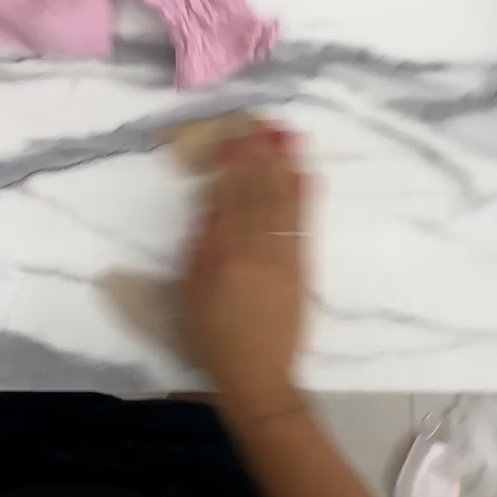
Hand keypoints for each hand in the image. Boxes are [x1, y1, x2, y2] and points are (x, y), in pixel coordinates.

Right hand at [180, 120, 309, 414]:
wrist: (257, 374)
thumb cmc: (211, 336)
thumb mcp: (192, 292)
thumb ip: (202, 247)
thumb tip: (213, 206)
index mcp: (226, 255)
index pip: (230, 198)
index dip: (233, 164)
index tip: (233, 135)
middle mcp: (259, 249)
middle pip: (259, 192)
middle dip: (259, 155)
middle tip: (258, 122)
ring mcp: (286, 257)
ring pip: (284, 202)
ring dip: (284, 165)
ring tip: (283, 135)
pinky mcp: (302, 267)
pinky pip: (304, 223)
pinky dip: (304, 195)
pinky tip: (305, 173)